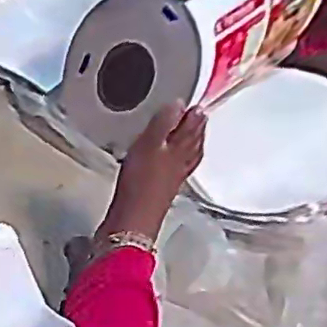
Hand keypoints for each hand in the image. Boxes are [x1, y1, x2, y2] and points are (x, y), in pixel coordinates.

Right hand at [100, 102, 205, 241]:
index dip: (193, 112)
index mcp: (181, 148)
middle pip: (192, 141)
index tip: (193, 103)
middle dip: (194, 128)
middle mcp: (180, 164)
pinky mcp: (157, 194)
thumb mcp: (149, 145)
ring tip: (184, 138)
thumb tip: (178, 105)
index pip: (193, 124)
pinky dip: (172, 164)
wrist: (130, 223)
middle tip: (196, 117)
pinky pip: (171, 173)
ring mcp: (170, 181)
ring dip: (186, 146)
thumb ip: (163, 123)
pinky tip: (163, 165)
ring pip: (184, 158)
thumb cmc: (141, 186)